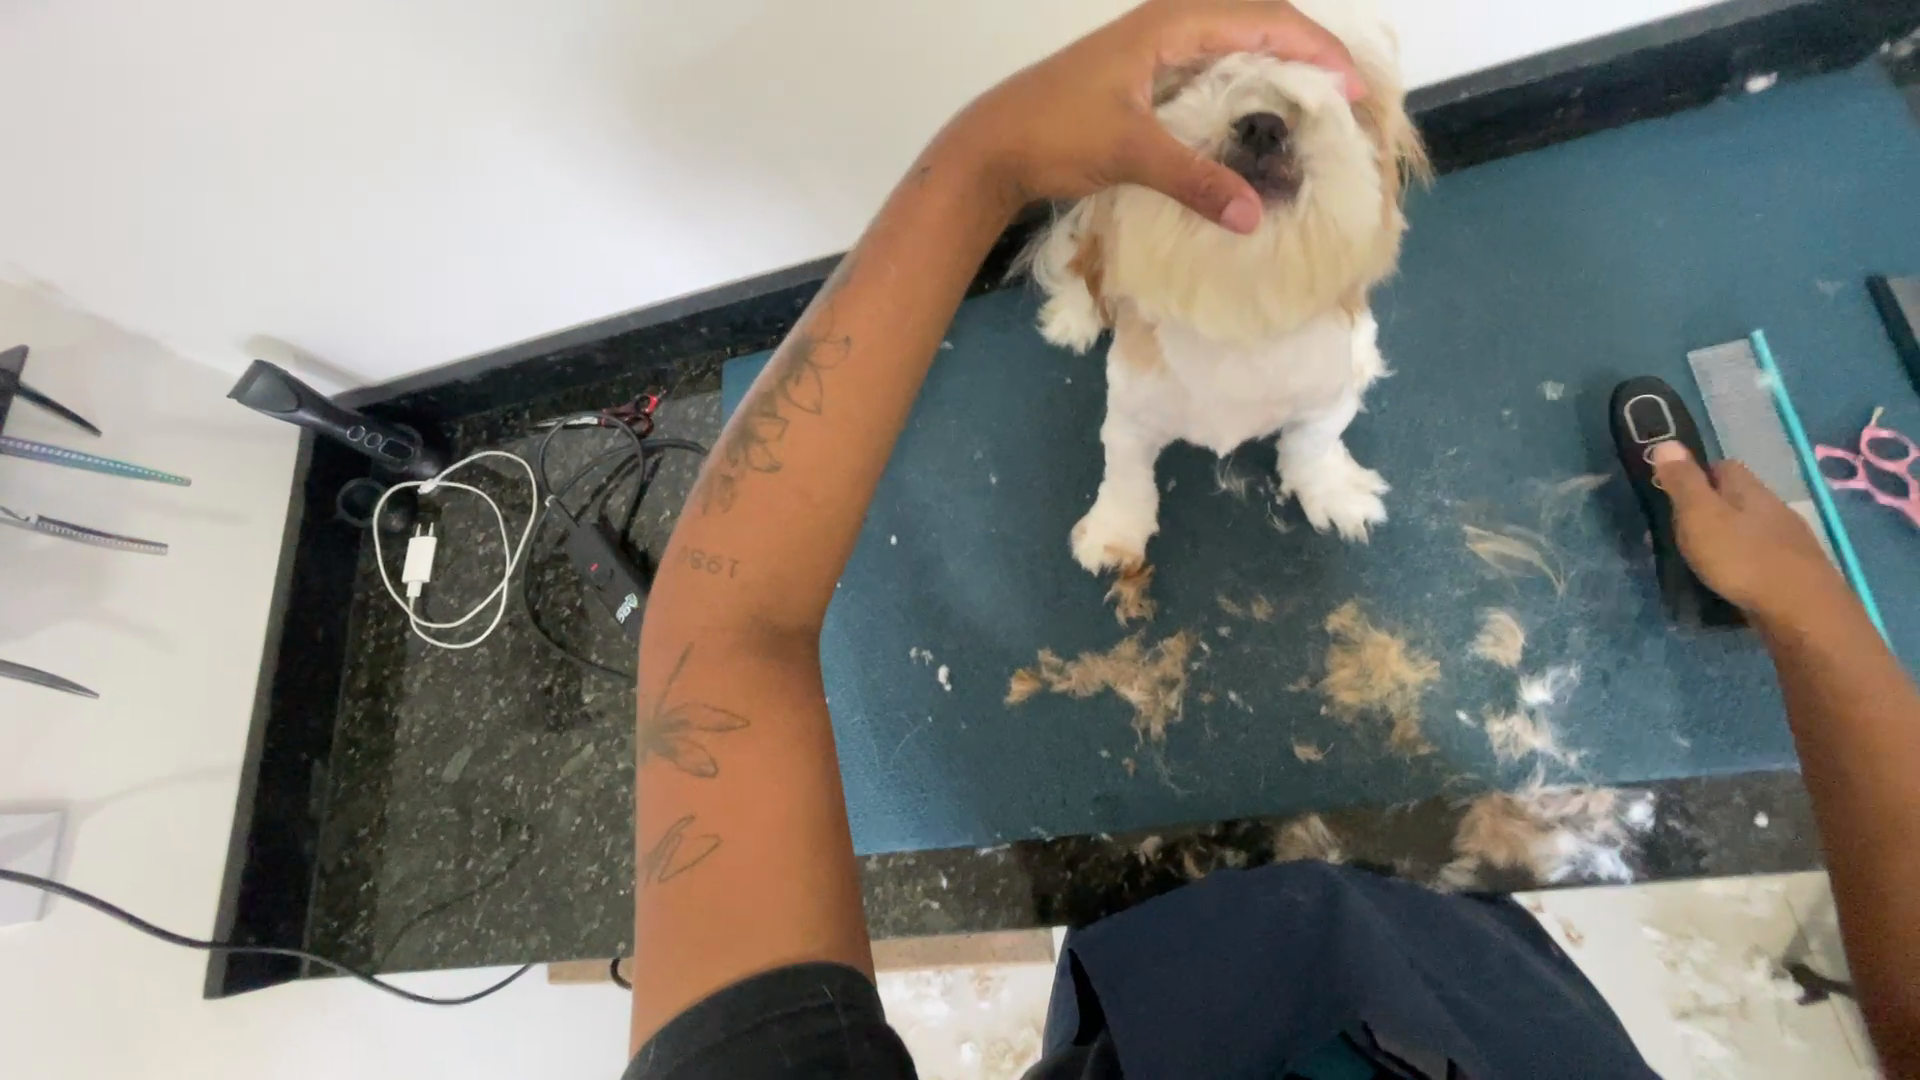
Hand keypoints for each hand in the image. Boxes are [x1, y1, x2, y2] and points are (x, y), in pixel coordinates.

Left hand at [937, 0, 1361, 234]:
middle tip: (1338, 103)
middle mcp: (1167, 28)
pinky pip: (1201, 83)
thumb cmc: (1054, 134)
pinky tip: (1244, 134)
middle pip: (1255, 30)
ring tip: (1304, 118)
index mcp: (1172, 24)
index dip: (1316, 52)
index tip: (1354, 88)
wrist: (992, 147)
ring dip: (1267, 81)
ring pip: (1228, 57)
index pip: (1266, 21)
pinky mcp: (1137, 87)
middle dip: (1301, 61)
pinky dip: (1231, 103)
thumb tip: (1253, 215)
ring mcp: (1150, 57)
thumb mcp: (1130, 153)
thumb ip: (1193, 179)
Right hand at [1650, 441, 1846, 621]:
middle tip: (1673, 523)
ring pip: (1746, 523)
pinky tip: (1723, 570)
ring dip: (1721, 531)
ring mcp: (1785, 538)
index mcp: (1749, 492)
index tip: (1669, 487)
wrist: (1799, 607)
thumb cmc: (1740, 556)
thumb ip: (1682, 481)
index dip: (1696, 472)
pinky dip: (1735, 553)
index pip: (1723, 467)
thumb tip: (1665, 442)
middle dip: (1706, 503)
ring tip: (1693, 550)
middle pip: (1736, 495)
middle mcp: (1772, 508)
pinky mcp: (1788, 565)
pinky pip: (1755, 548)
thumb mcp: (1699, 515)